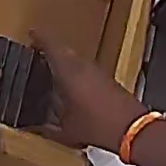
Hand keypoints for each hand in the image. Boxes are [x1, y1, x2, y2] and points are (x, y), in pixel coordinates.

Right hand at [33, 31, 146, 152]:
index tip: (30, 35)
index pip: (50, 44)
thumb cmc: (97, 126)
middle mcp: (82, 65)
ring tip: (52, 72)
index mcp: (68, 70)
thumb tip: (32, 127)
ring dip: (64, 61)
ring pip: (75, 59)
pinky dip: (76, 72)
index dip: (39, 38)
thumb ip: (47, 127)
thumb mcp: (67, 130)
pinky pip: (86, 69)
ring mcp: (97, 71)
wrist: (135, 131)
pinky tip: (71, 88)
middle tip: (37, 55)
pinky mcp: (107, 80)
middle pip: (63, 50)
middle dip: (49, 50)